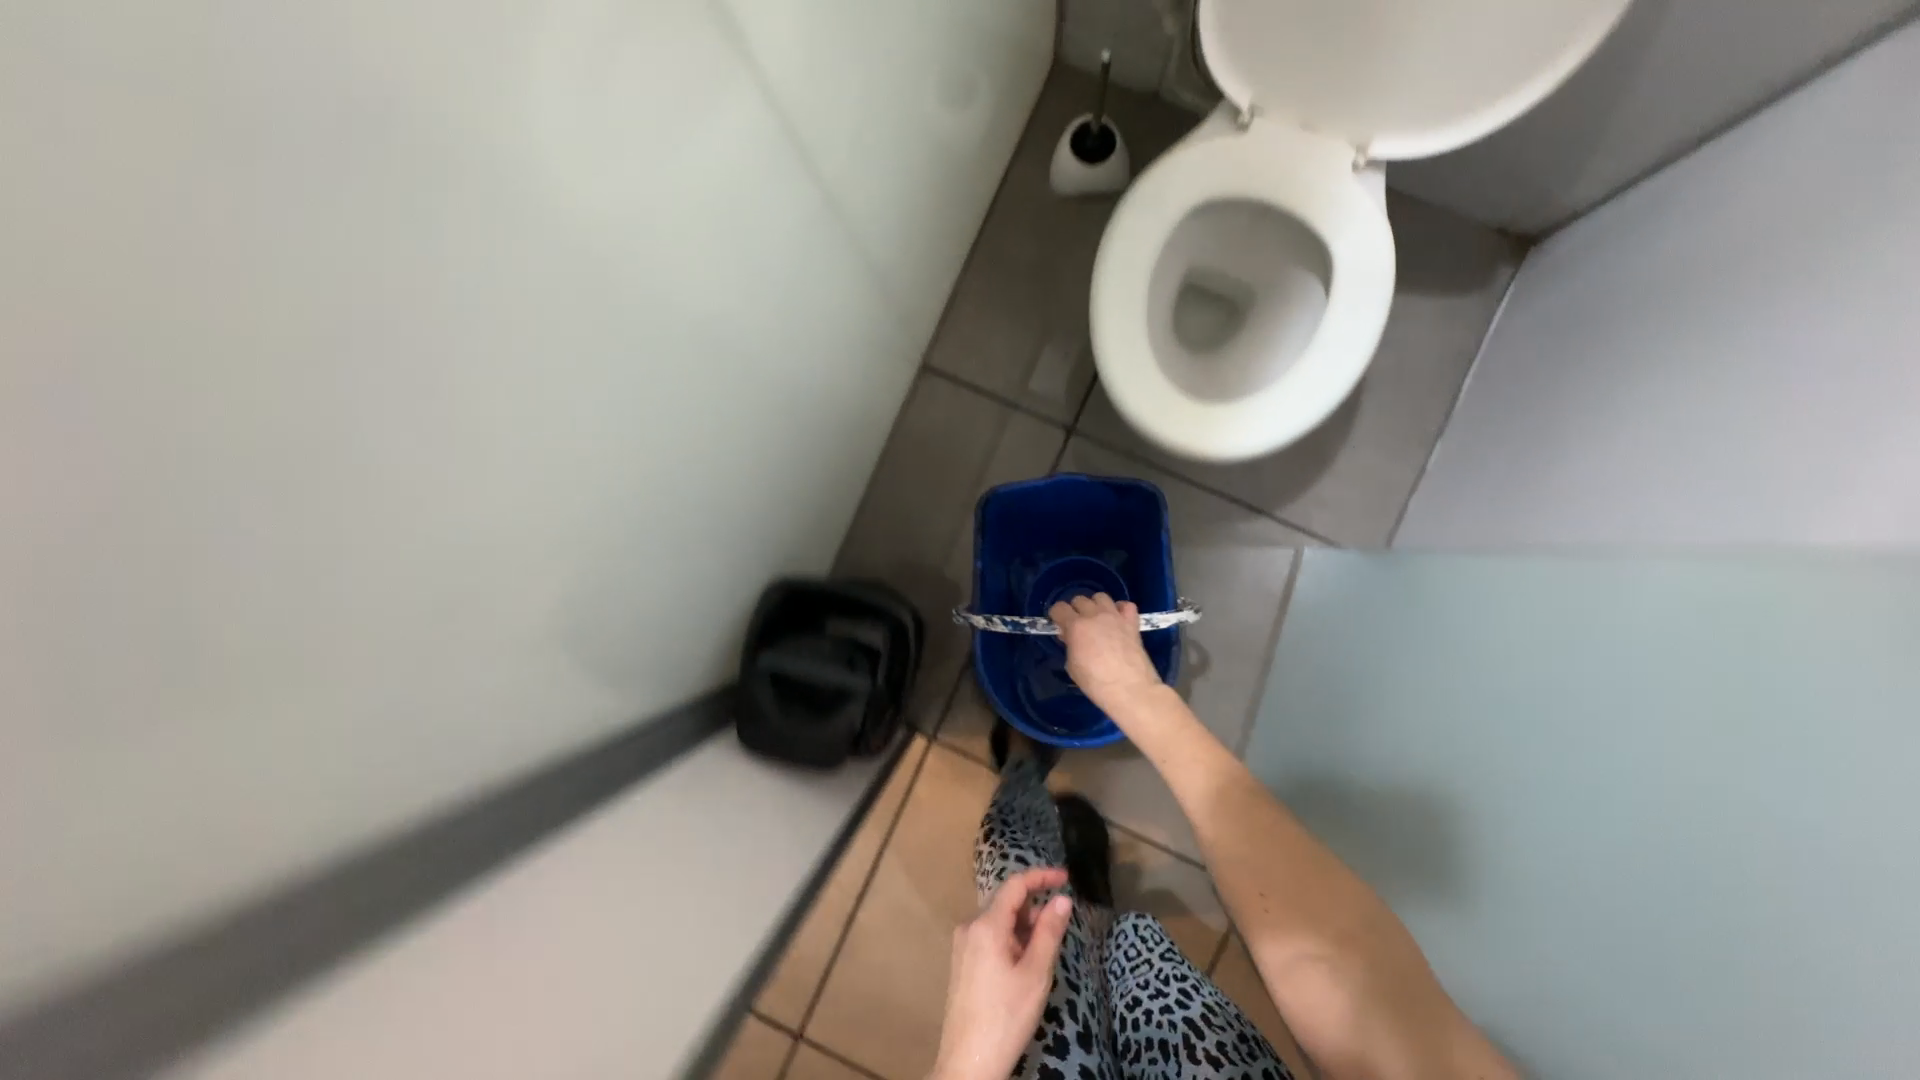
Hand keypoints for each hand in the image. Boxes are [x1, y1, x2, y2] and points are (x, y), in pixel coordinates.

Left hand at [931, 867, 1073, 1079]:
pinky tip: (1024, 964)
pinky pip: (989, 938)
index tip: (1066, 877)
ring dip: (1023, 927)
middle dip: (1034, 907)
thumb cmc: (1006, 1016)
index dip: (1041, 876)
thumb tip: (1063, 899)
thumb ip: (1049, 932)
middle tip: (1059, 927)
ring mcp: (962, 946)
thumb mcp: (1035, 974)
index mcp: (986, 925)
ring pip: (998, 922)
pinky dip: (1010, 941)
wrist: (968, 1063)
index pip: (1015, 885)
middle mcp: (969, 927)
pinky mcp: (962, 963)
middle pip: (1005, 902)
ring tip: (1043, 953)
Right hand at [1049, 593, 1162, 708]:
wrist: (1130, 689)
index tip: (1058, 624)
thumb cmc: (1095, 682)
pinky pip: (1126, 605)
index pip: (1059, 608)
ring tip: (1097, 620)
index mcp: (1076, 626)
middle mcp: (1095, 615)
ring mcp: (1115, 617)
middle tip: (1077, 626)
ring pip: (1101, 597)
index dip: (1056, 615)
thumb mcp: (1072, 666)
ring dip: (1095, 606)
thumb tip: (1070, 637)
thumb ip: (1070, 646)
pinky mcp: (1132, 623)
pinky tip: (1117, 620)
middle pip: (1080, 600)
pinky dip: (1120, 610)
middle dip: (1075, 610)